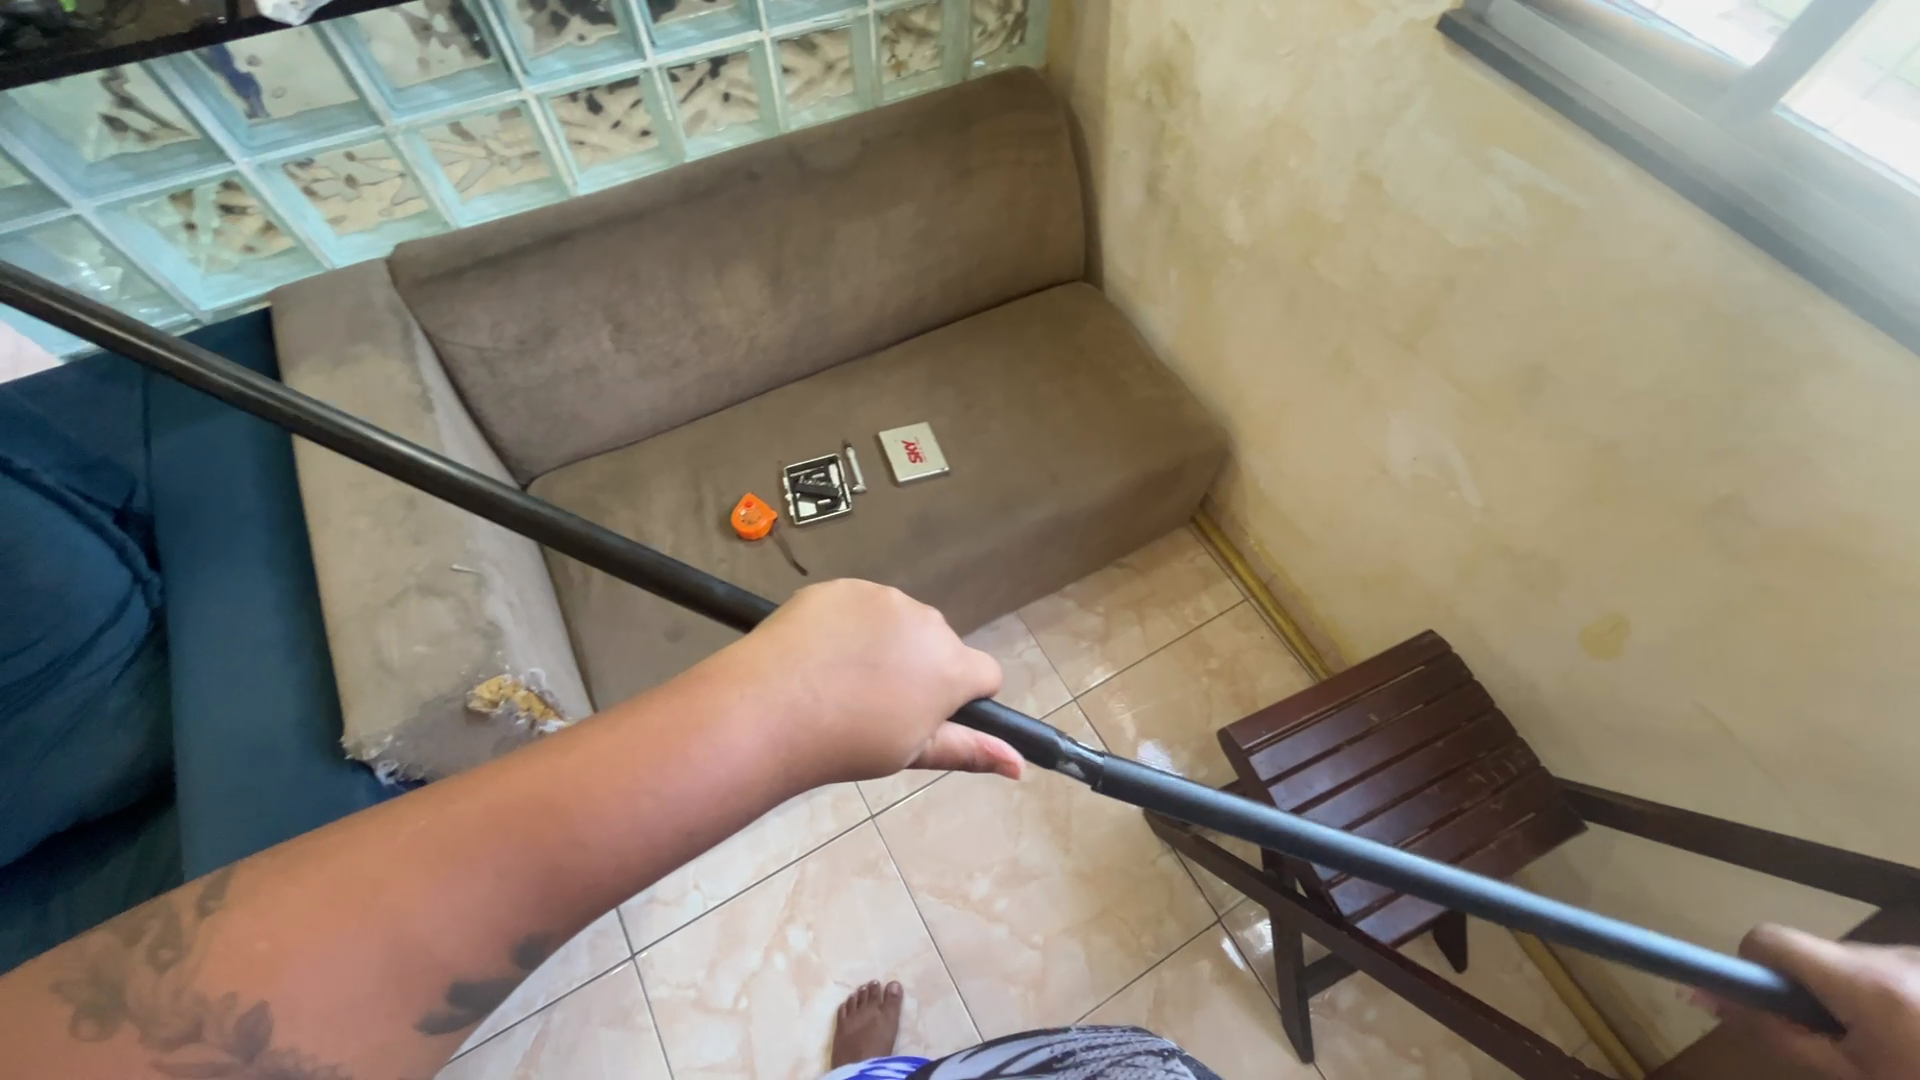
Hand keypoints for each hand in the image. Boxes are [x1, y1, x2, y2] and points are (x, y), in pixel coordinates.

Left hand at [720, 579, 1022, 786]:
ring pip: (900, 621)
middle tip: (875, 700)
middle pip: (940, 643)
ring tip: (841, 677)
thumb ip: (970, 750)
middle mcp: (927, 621)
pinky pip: (860, 604)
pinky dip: (848, 624)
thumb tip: (1019, 766)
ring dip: (886, 641)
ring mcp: (883, 597)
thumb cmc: (847, 742)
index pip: (985, 672)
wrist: (770, 708)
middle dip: (921, 665)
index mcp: (951, 666)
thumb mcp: (912, 753)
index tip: (928, 713)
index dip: (964, 695)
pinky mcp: (844, 584)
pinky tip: (819, 652)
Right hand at [1706, 924, 1919, 1079]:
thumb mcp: (1849, 1075)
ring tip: (1900, 1044)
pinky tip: (1919, 1030)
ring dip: (1859, 995)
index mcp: (1864, 983)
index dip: (1755, 965)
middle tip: (1844, 1041)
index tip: (1770, 1002)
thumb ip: (1775, 1031)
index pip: (1768, 939)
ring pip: (1858, 962)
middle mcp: (1896, 956)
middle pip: (1816, 953)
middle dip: (1815, 989)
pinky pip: (1897, 967)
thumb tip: (1699, 994)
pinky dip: (1896, 995)